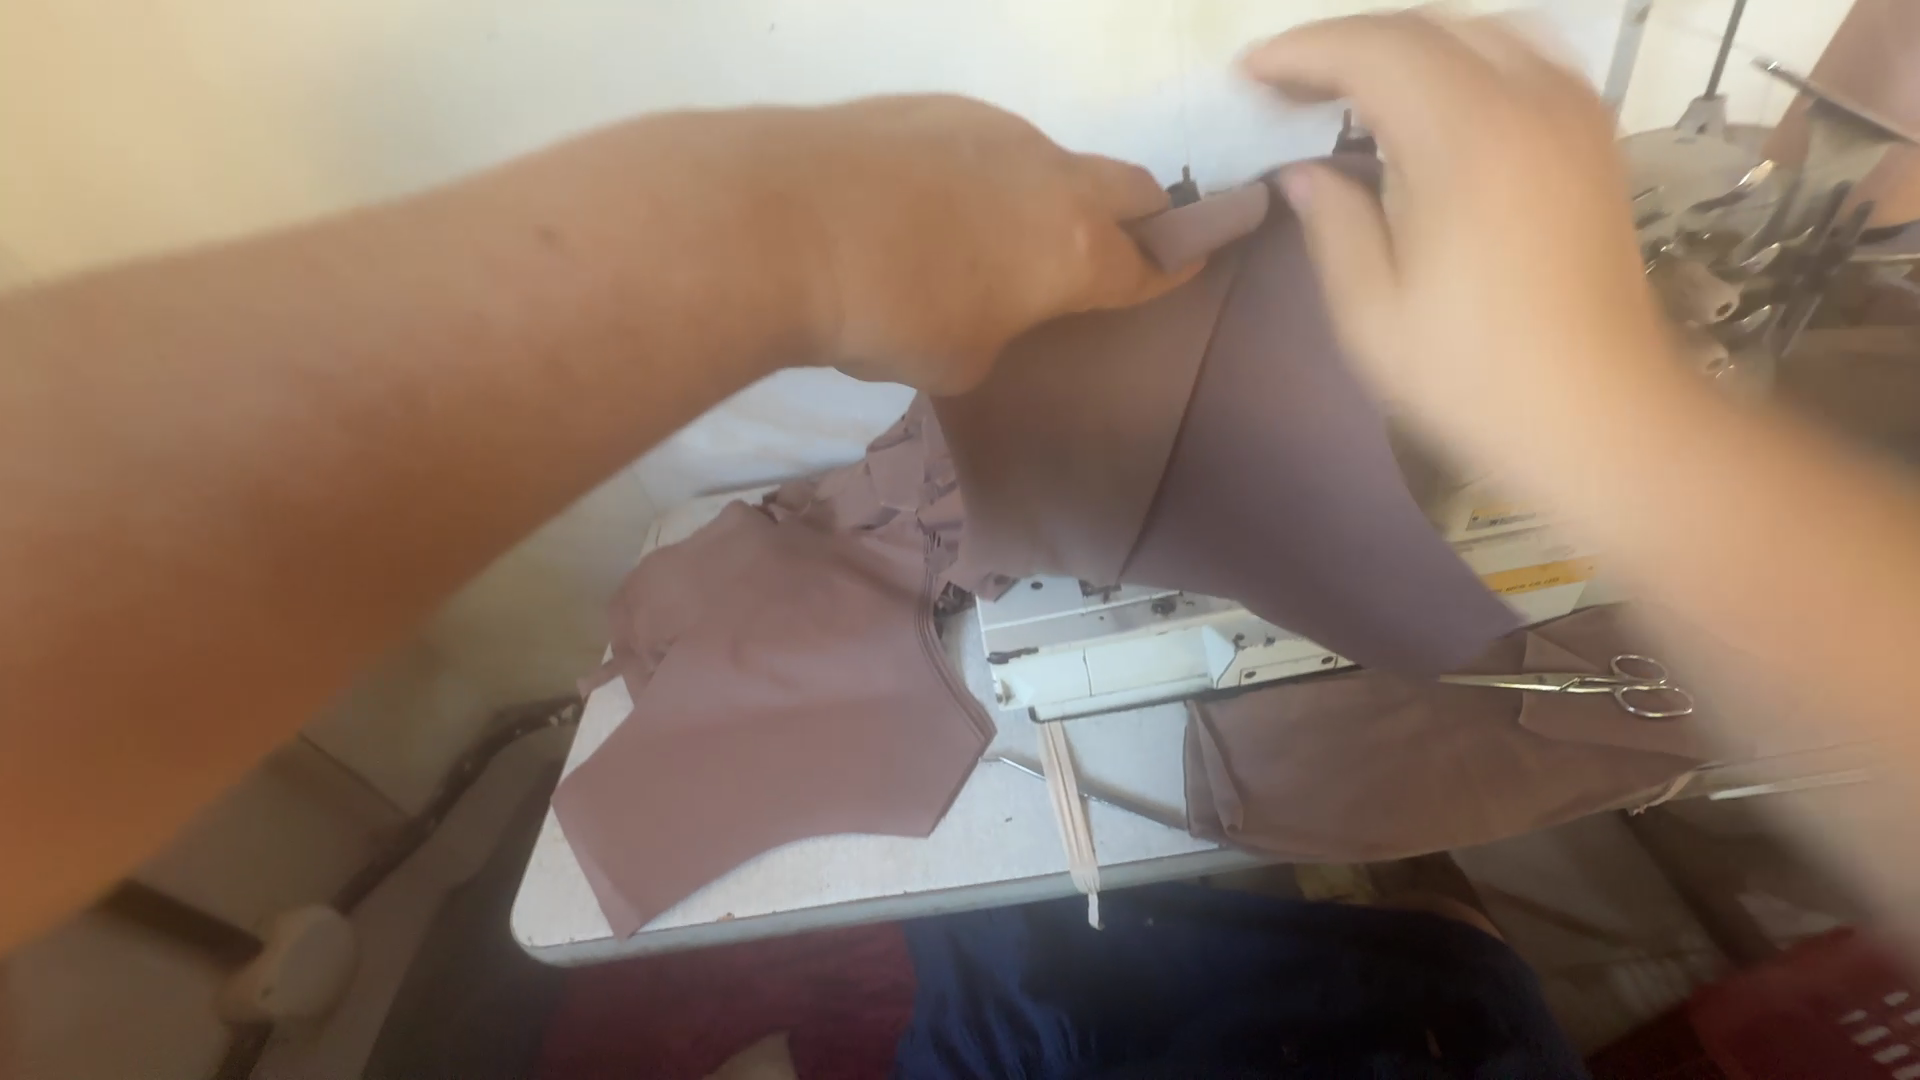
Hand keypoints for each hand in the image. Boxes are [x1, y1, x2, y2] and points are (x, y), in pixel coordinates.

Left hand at [762, 95, 1194, 394]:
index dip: (1174, 270)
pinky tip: (919, 207)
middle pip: (1128, 188)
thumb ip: (995, 333)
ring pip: (1050, 163)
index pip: (1149, 263)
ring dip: (1043, 199)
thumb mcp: (959, 363)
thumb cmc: (891, 318)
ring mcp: (994, 130)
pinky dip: (976, 177)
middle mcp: (1051, 179)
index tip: (1192, 263)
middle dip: (1136, 219)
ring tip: (979, 240)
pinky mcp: (933, 105)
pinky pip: (981, 145)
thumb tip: (979, 307)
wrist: (784, 225)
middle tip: (1110, 249)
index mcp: (1075, 253)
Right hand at [1243, 13, 1679, 459]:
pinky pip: (1518, 61)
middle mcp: (1531, 99)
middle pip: (1429, 26)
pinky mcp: (1590, 139)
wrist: (1593, 412)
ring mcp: (1574, 113)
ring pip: (1479, 33)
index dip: (1303, 53)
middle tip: (1283, 84)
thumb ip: (1332, 222)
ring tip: (1343, 90)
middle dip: (1346, 44)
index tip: (1247, 74)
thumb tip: (1302, 173)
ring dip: (1403, 48)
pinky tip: (1422, 107)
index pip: (1376, 51)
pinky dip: (1454, 64)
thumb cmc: (1464, 372)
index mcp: (1468, 139)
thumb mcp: (1369, 308)